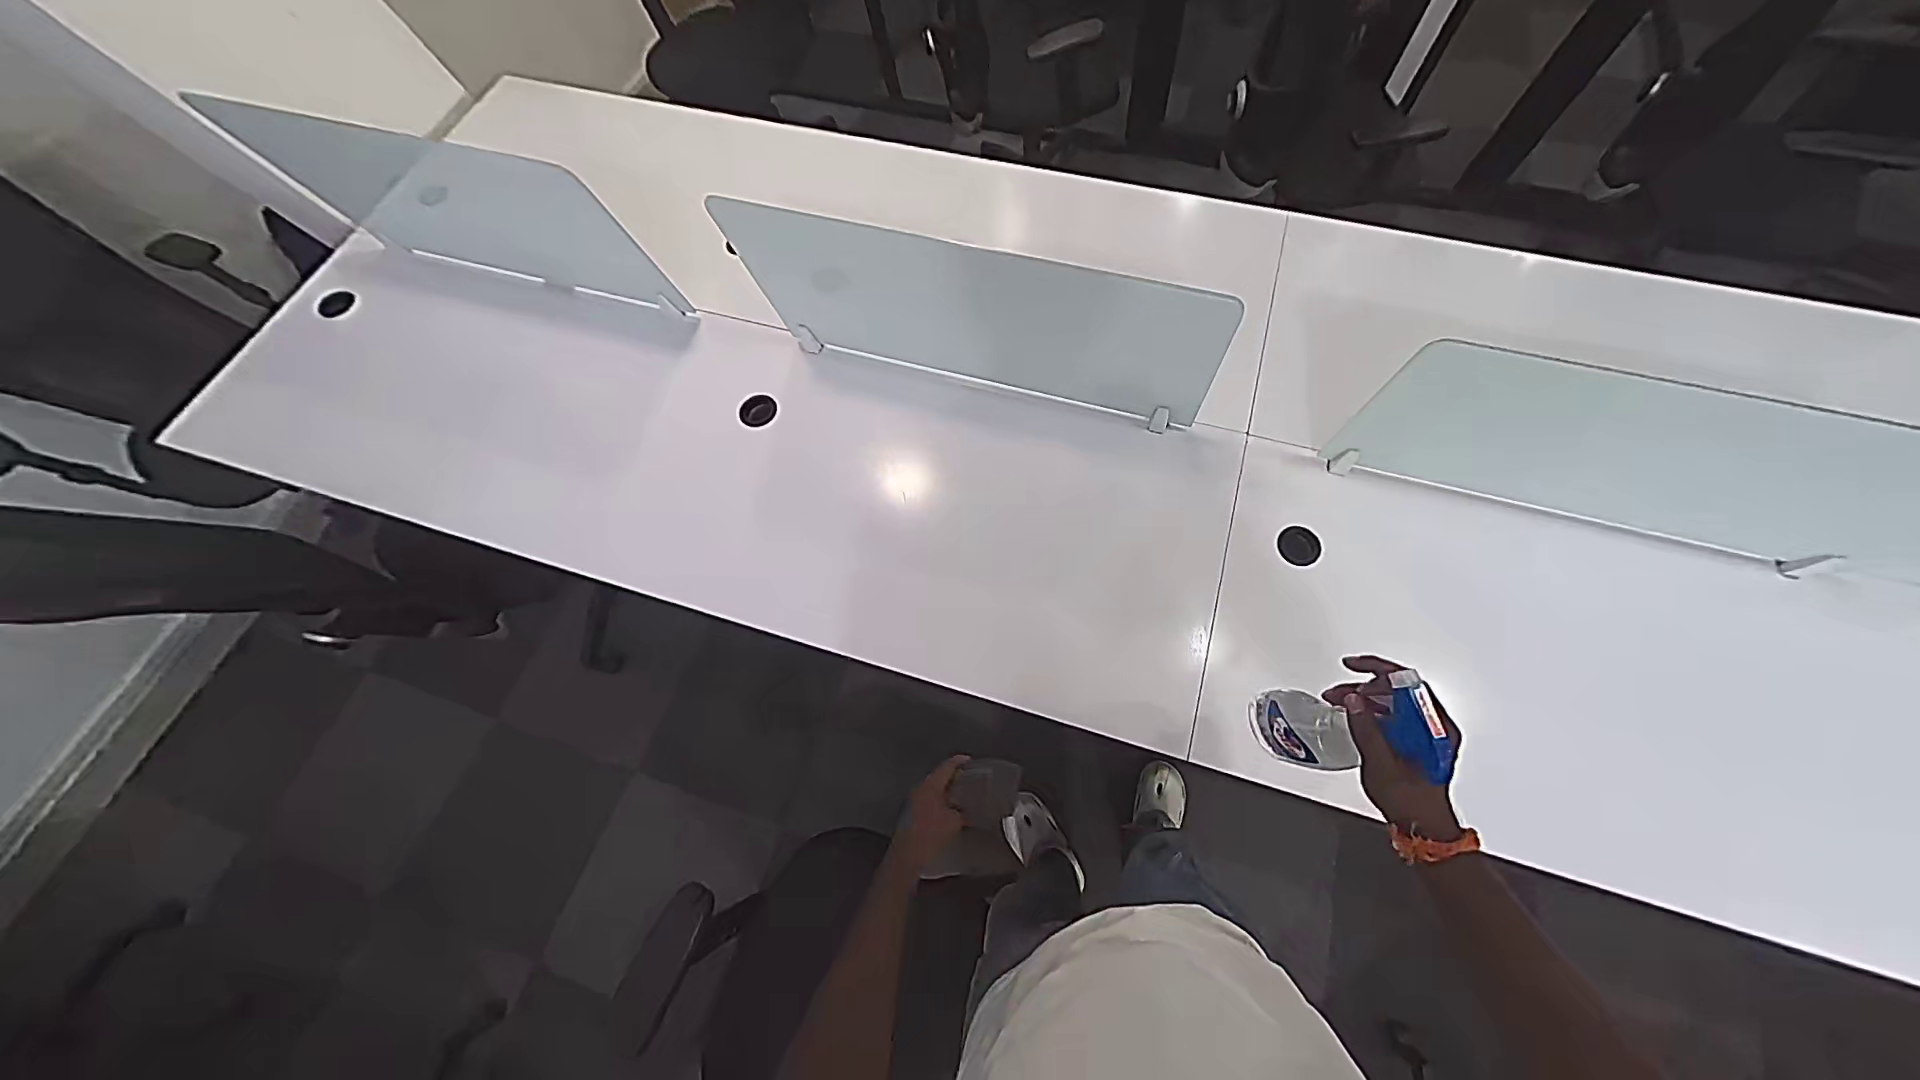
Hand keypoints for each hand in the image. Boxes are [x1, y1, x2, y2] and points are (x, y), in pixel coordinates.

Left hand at [888, 755, 969, 872]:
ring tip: (962, 794)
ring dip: (946, 789)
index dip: (959, 762)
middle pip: (939, 776)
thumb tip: (967, 810)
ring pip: (933, 789)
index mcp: (930, 785)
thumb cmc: (931, 834)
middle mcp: (920, 789)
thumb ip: (963, 811)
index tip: (969, 760)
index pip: (946, 767)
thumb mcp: (954, 822)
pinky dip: (940, 800)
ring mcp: (913, 801)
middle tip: (969, 779)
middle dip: (953, 776)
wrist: (907, 856)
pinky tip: (949, 809)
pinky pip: (929, 799)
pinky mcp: (911, 813)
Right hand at [1323, 655, 1462, 840]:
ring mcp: (1427, 733)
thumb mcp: (1380, 763)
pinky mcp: (1417, 741)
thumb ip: (1366, 728)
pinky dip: (1371, 709)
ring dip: (1365, 697)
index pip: (1408, 683)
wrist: (1423, 828)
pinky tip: (1354, 715)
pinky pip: (1394, 713)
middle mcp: (1434, 727)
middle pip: (1400, 689)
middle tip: (1338, 692)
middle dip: (1364, 685)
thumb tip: (1353, 699)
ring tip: (1340, 702)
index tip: (1354, 665)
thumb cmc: (1409, 802)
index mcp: (1433, 728)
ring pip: (1395, 700)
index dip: (1378, 668)